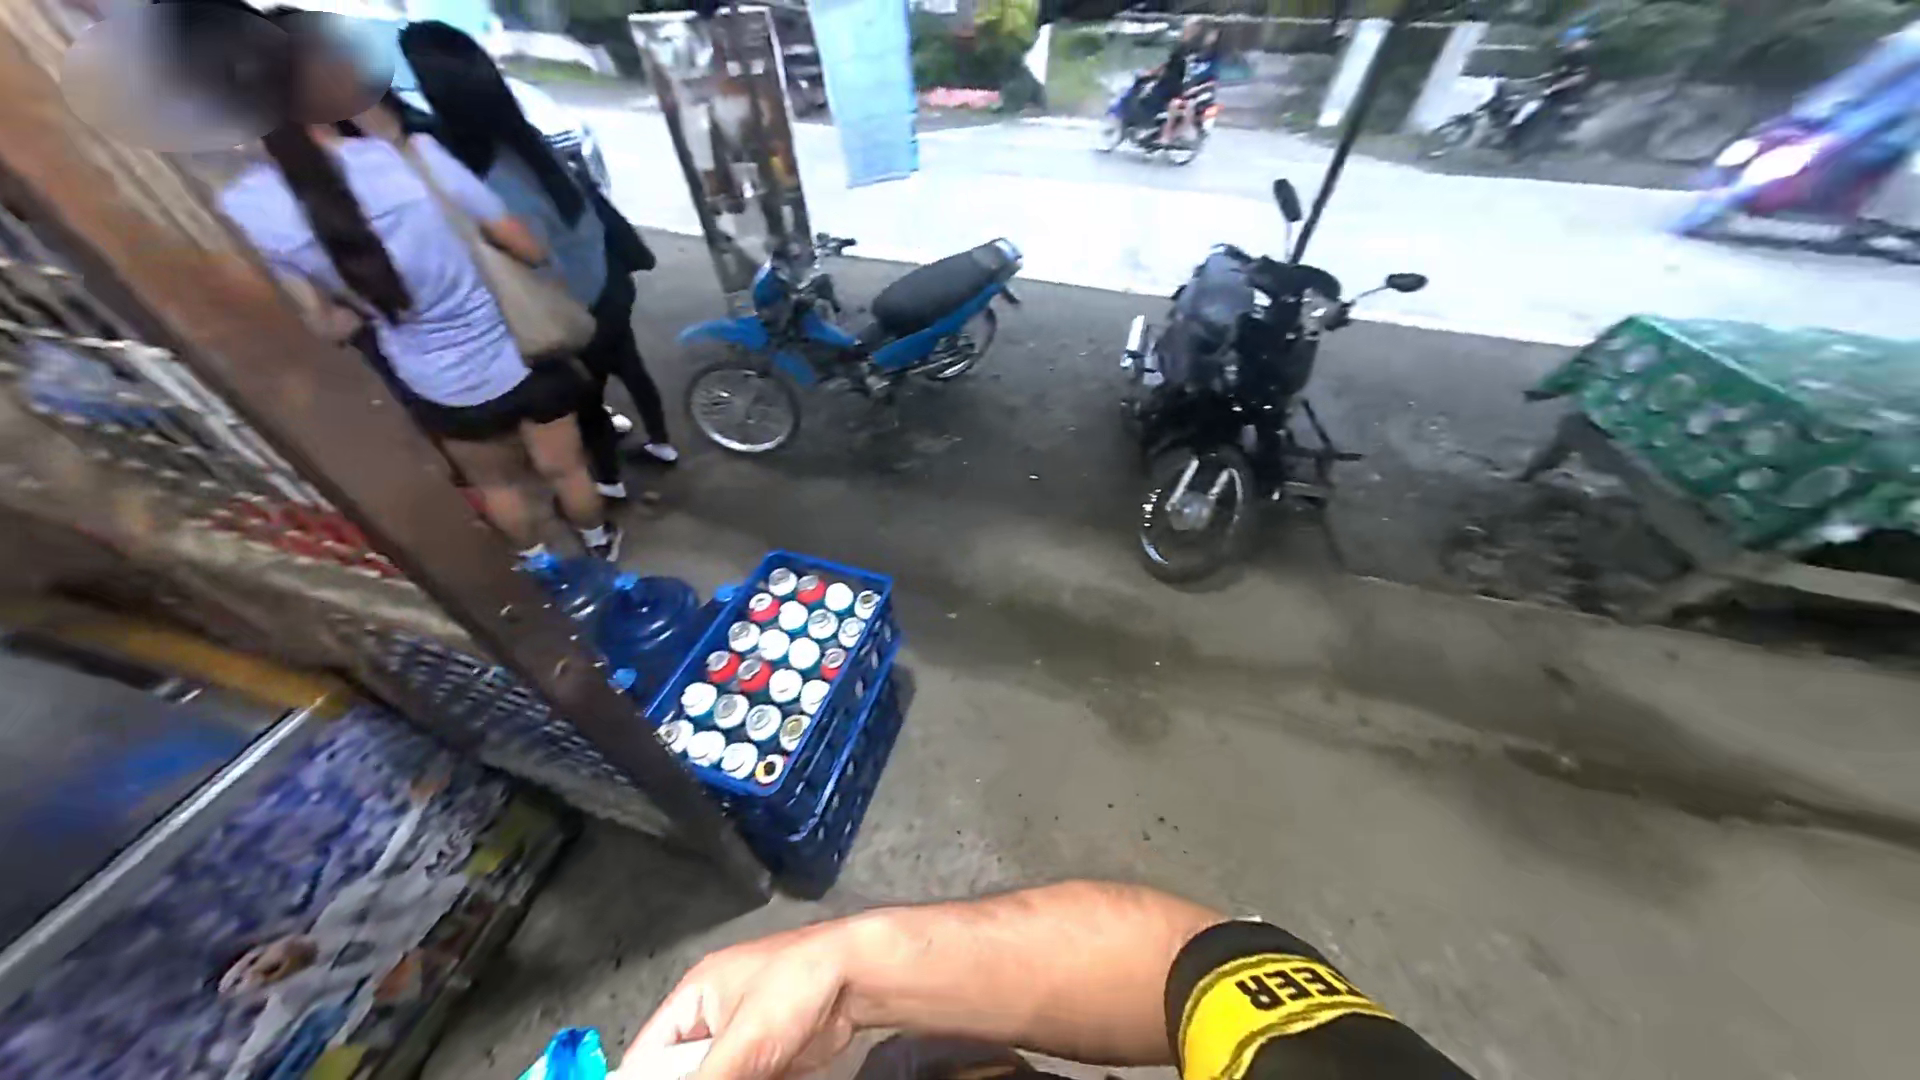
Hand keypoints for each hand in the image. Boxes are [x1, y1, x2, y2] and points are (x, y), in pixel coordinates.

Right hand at [626, 923, 860, 1079]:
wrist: (857, 979)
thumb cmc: (796, 987)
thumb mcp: (743, 1040)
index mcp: (695, 997)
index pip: (644, 1058)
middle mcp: (711, 1020)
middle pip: (677, 1076)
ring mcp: (739, 1042)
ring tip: (753, 1074)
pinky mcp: (762, 1060)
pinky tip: (766, 1076)